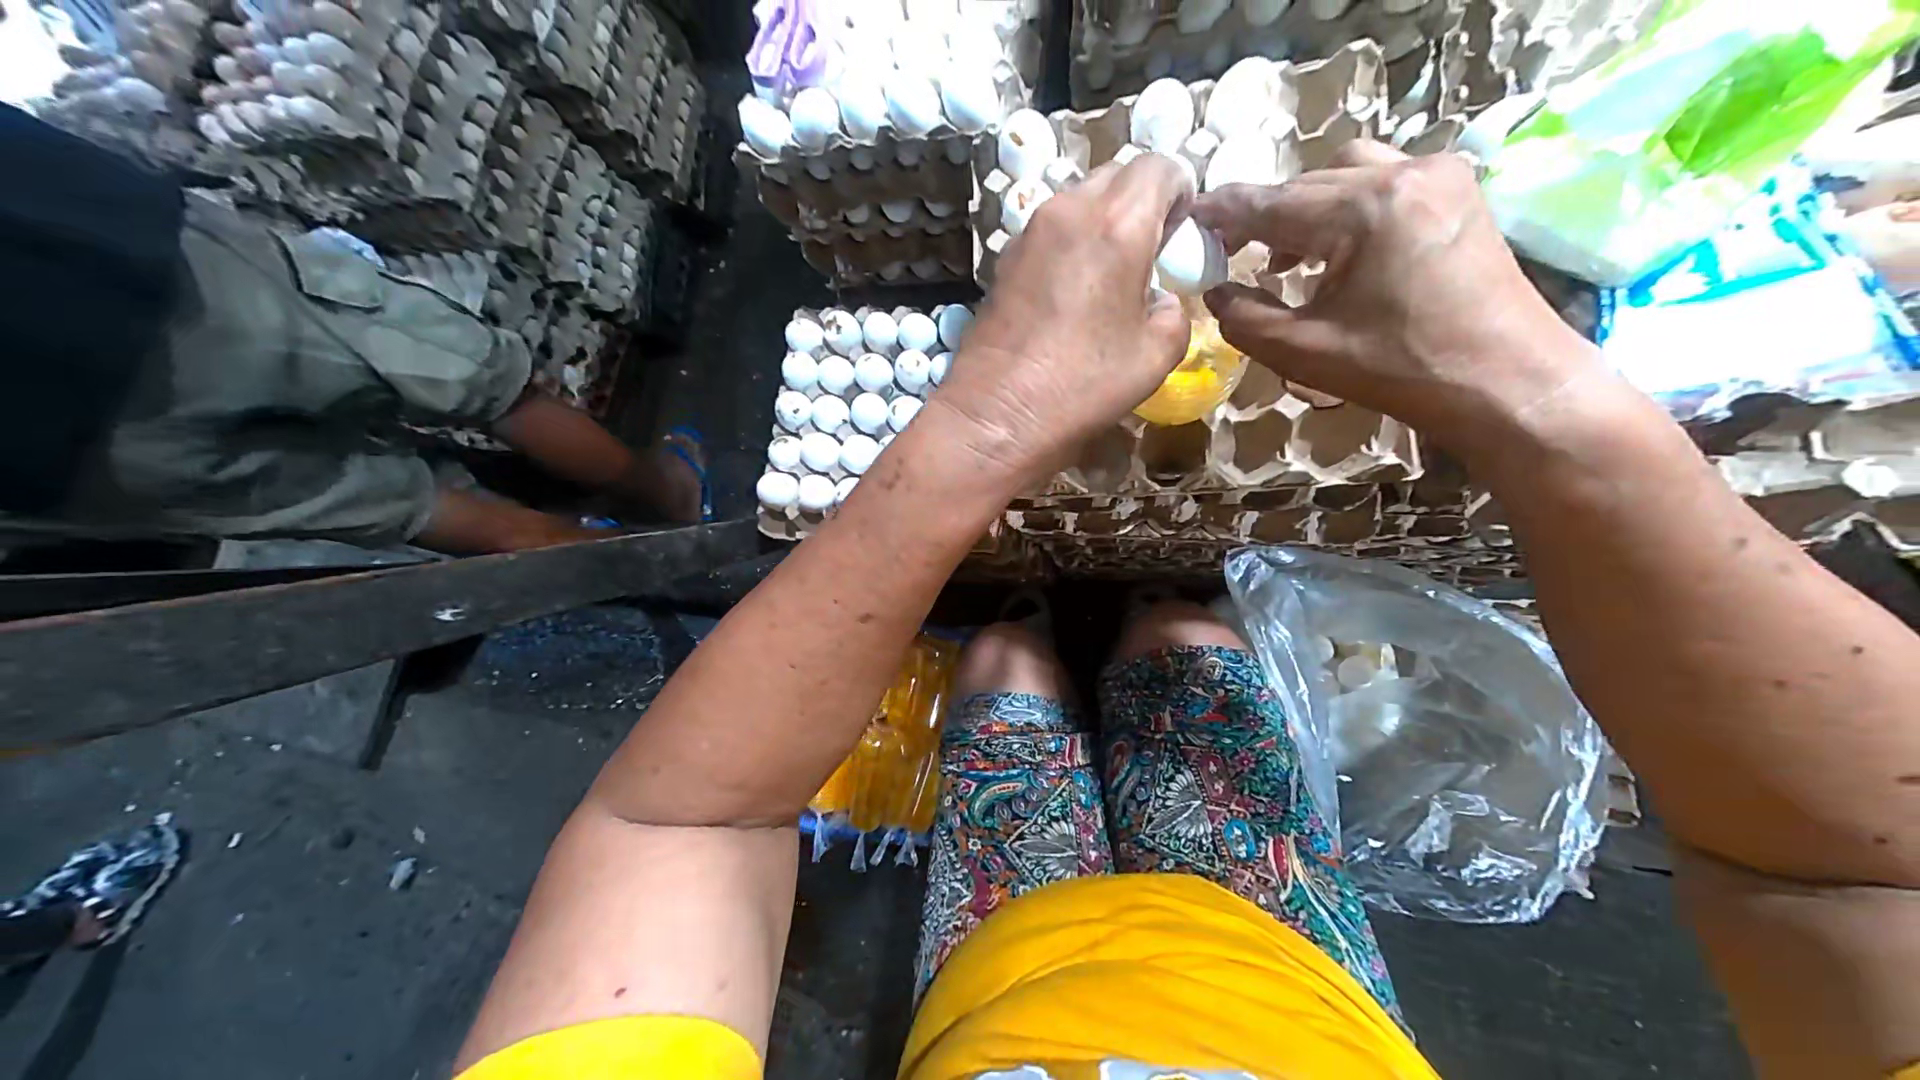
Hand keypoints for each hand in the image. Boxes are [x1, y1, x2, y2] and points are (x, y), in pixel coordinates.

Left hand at [930, 155, 1192, 489]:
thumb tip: (1158, 299)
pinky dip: (1070, 246)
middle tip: (1148, 256)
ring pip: (1078, 201)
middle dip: (1141, 204)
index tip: (1179, 236)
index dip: (1180, 194)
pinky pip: (1049, 232)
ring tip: (1108, 279)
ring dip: (1102, 224)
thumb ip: (1173, 311)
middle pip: (1116, 177)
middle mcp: (1068, 211)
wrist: (994, 415)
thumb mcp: (1155, 355)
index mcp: (1117, 224)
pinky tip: (1071, 295)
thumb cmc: (1081, 386)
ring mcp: (1028, 233)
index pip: (1160, 167)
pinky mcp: (1003, 260)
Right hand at [1191, 142, 1614, 464]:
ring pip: (1343, 173)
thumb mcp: (1302, 351)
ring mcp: (1438, 175)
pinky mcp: (1456, 191)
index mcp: (1365, 211)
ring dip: (1302, 207)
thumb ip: (1244, 317)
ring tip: (1280, 255)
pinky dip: (1343, 206)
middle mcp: (1404, 174)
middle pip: (1306, 183)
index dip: (1223, 213)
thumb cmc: (1400, 370)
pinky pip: (1381, 180)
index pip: (1272, 204)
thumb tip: (1216, 290)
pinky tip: (1329, 248)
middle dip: (1262, 216)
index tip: (1189, 219)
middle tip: (1227, 251)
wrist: (1502, 380)